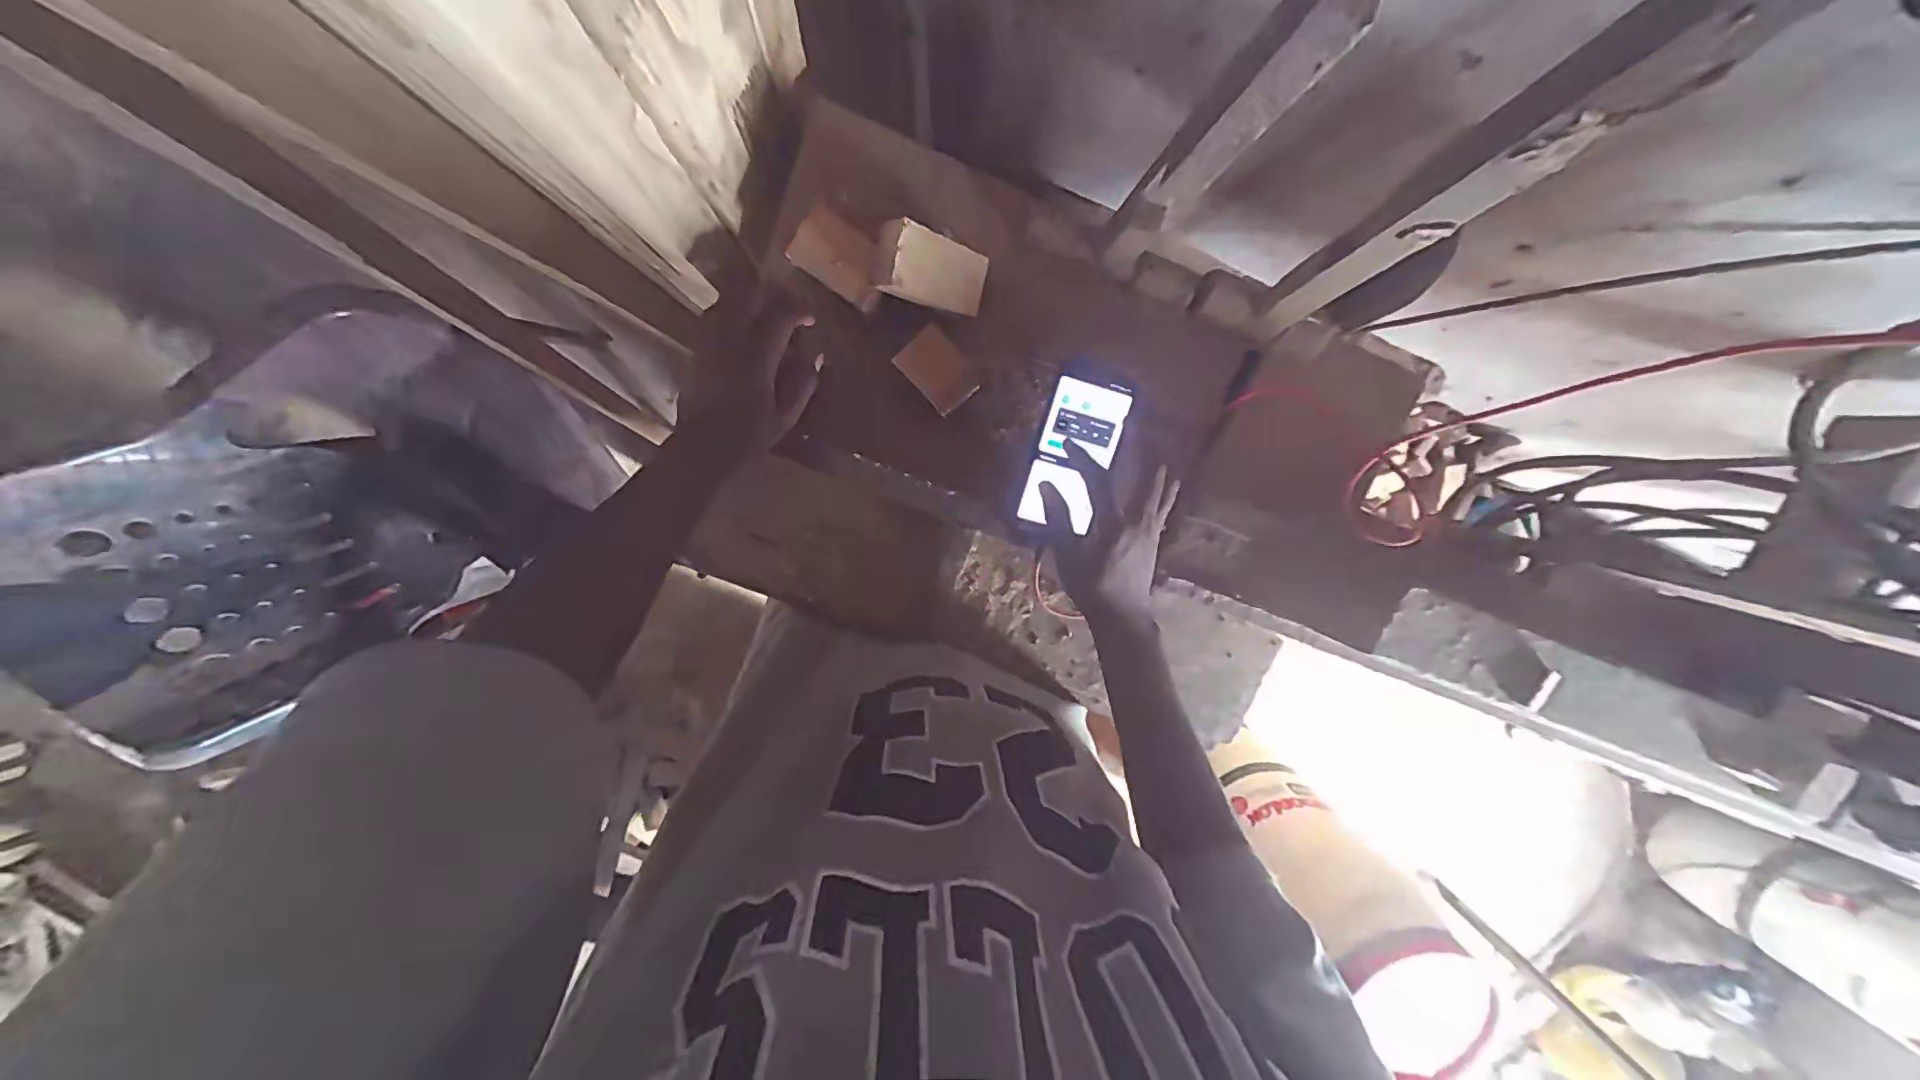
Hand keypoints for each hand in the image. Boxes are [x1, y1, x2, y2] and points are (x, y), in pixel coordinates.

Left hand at [673, 290, 822, 470]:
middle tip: (785, 308)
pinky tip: (740, 333)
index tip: (811, 319)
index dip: (799, 311)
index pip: (780, 317)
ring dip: (747, 302)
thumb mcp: (786, 416)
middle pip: (747, 295)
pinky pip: (712, 319)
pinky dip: (729, 316)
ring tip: (762, 317)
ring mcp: (708, 342)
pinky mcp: (695, 350)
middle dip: (770, 296)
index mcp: (756, 358)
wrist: (703, 447)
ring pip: (726, 302)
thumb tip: (816, 357)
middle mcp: (730, 341)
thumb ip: (803, 384)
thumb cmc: (749, 436)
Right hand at [1036, 439, 1179, 627]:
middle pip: (1135, 477)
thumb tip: (1046, 485)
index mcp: (1111, 521)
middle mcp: (1135, 519)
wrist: (1123, 615)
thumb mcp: (1067, 554)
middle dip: (1130, 452)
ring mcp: (1149, 530)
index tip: (1066, 444)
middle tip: (1128, 429)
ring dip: (1155, 473)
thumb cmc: (1091, 587)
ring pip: (1156, 493)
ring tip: (1160, 458)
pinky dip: (1165, 495)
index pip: (1095, 480)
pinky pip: (1163, 509)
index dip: (1081, 459)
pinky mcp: (1154, 540)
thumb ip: (1058, 518)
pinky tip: (1171, 486)